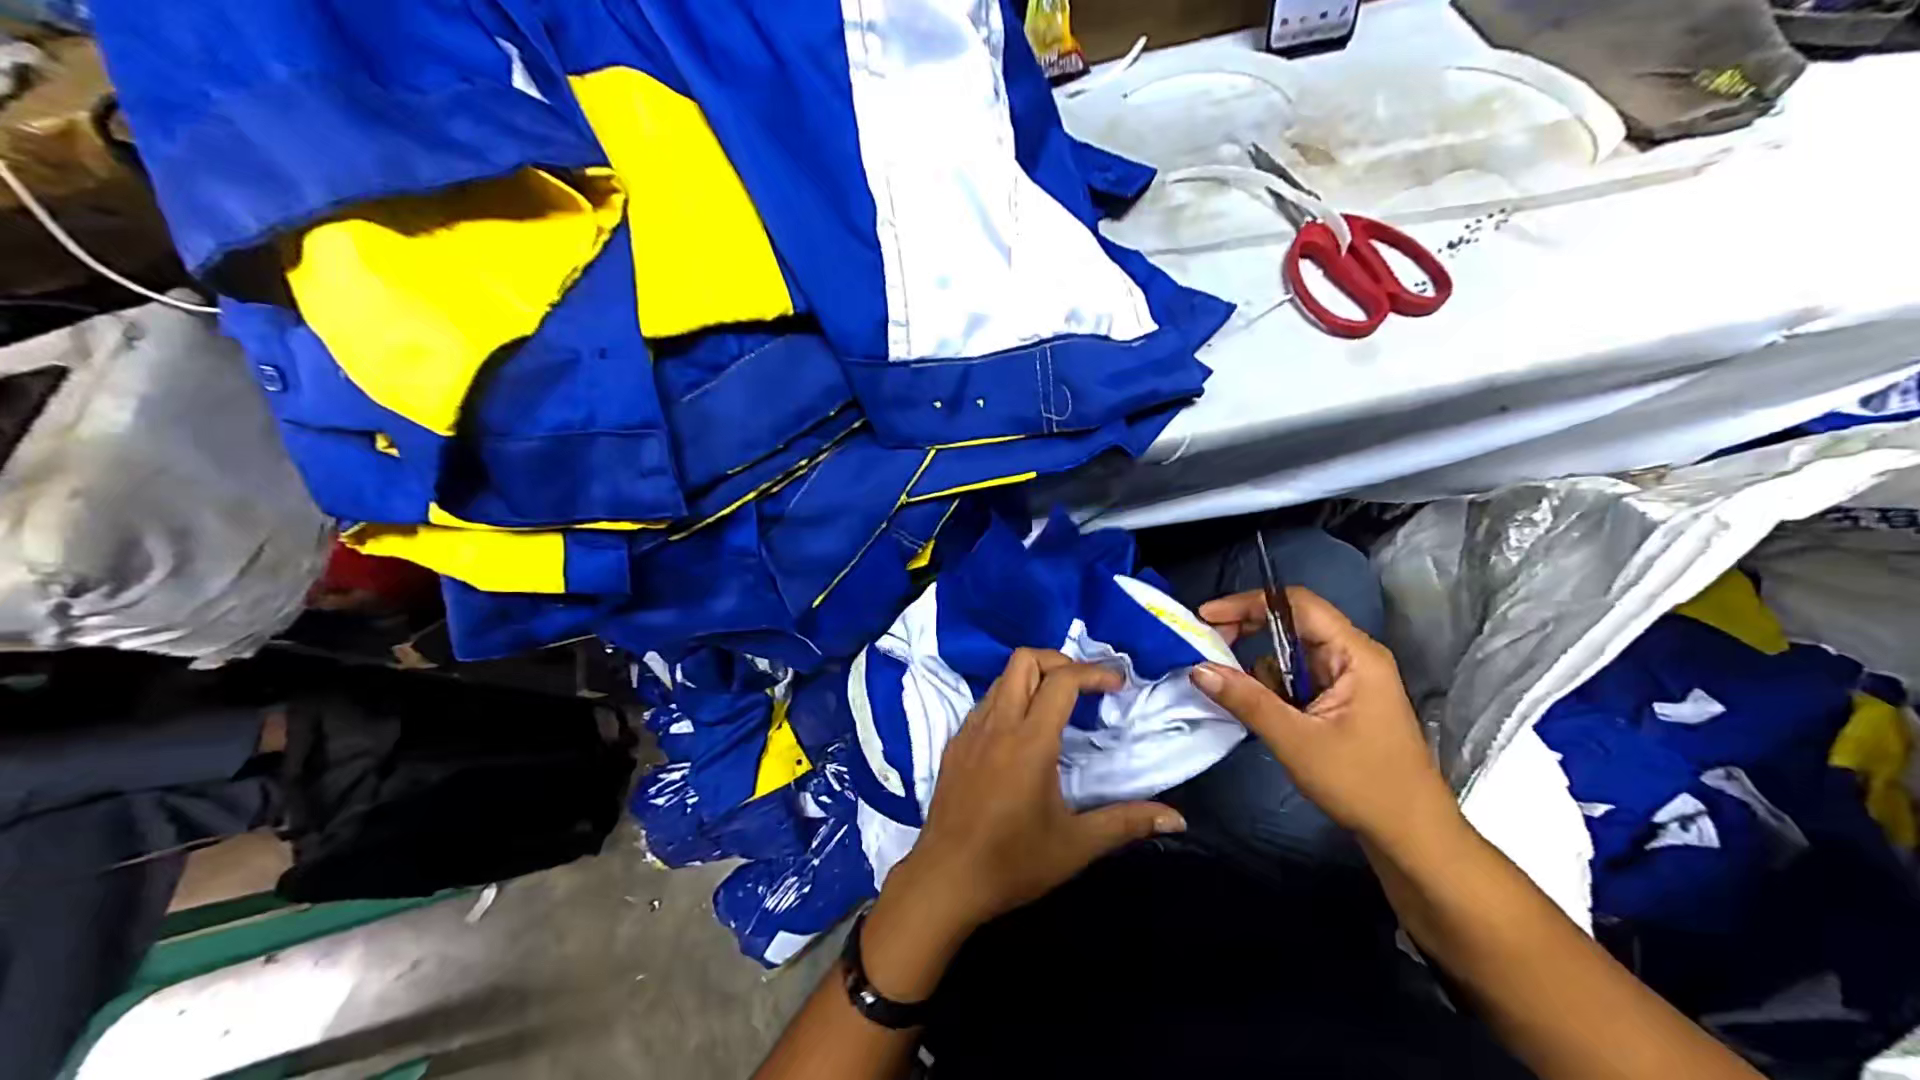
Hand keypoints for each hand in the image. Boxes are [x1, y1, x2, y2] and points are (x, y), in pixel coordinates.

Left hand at [890, 648, 1187, 930]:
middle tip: (1085, 686)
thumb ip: (1126, 822)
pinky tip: (1021, 732)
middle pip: (1024, 660)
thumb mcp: (1076, 845)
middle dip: (1059, 660)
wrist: (944, 880)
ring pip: (1001, 678)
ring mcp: (970, 732)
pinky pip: (984, 703)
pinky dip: (1009, 699)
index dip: (1094, 672)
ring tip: (1057, 705)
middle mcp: (997, 725)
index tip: (1117, 685)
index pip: (1062, 681)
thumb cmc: (1012, 862)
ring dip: (1032, 678)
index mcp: (1029, 742)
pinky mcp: (954, 744)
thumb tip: (1177, 820)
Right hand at [1188, 587, 1459, 850]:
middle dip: (1247, 631)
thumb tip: (1199, 668)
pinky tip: (1256, 707)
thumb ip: (1246, 700)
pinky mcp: (1341, 701)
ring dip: (1257, 665)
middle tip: (1208, 646)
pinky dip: (1271, 686)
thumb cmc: (1363, 784)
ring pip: (1291, 653)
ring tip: (1228, 685)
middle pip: (1291, 624)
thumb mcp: (1296, 740)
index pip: (1296, 604)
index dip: (1248, 603)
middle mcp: (1353, 657)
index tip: (1207, 616)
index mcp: (1354, 654)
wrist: (1412, 836)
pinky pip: (1297, 677)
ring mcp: (1348, 680)